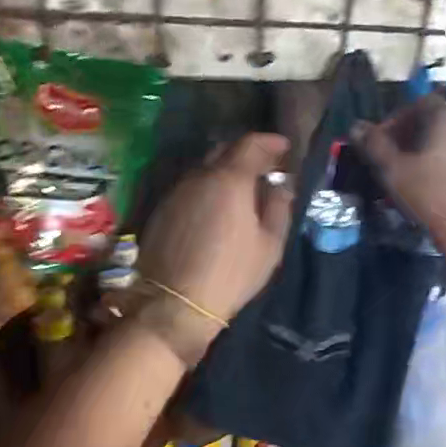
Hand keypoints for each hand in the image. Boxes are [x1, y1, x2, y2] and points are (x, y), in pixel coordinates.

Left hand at [137, 132, 293, 326]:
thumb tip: (281, 185)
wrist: (176, 303)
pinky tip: (216, 209)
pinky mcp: (161, 210)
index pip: (251, 144)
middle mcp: (199, 177)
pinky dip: (206, 190)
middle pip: (224, 151)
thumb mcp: (270, 245)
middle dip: (246, 154)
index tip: (284, 148)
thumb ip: (279, 207)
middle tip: (264, 169)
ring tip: (241, 191)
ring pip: (204, 170)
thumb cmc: (232, 274)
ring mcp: (175, 192)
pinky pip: (190, 188)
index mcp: (230, 180)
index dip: (270, 142)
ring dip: (224, 173)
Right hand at [355, 96, 445, 246]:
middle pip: (432, 122)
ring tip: (406, 175)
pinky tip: (427, 185)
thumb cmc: (428, 192)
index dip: (395, 121)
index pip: (417, 105)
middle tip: (390, 159)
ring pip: (444, 141)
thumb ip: (374, 144)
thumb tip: (356, 127)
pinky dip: (439, 163)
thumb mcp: (393, 169)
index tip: (380, 143)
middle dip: (407, 137)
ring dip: (423, 152)